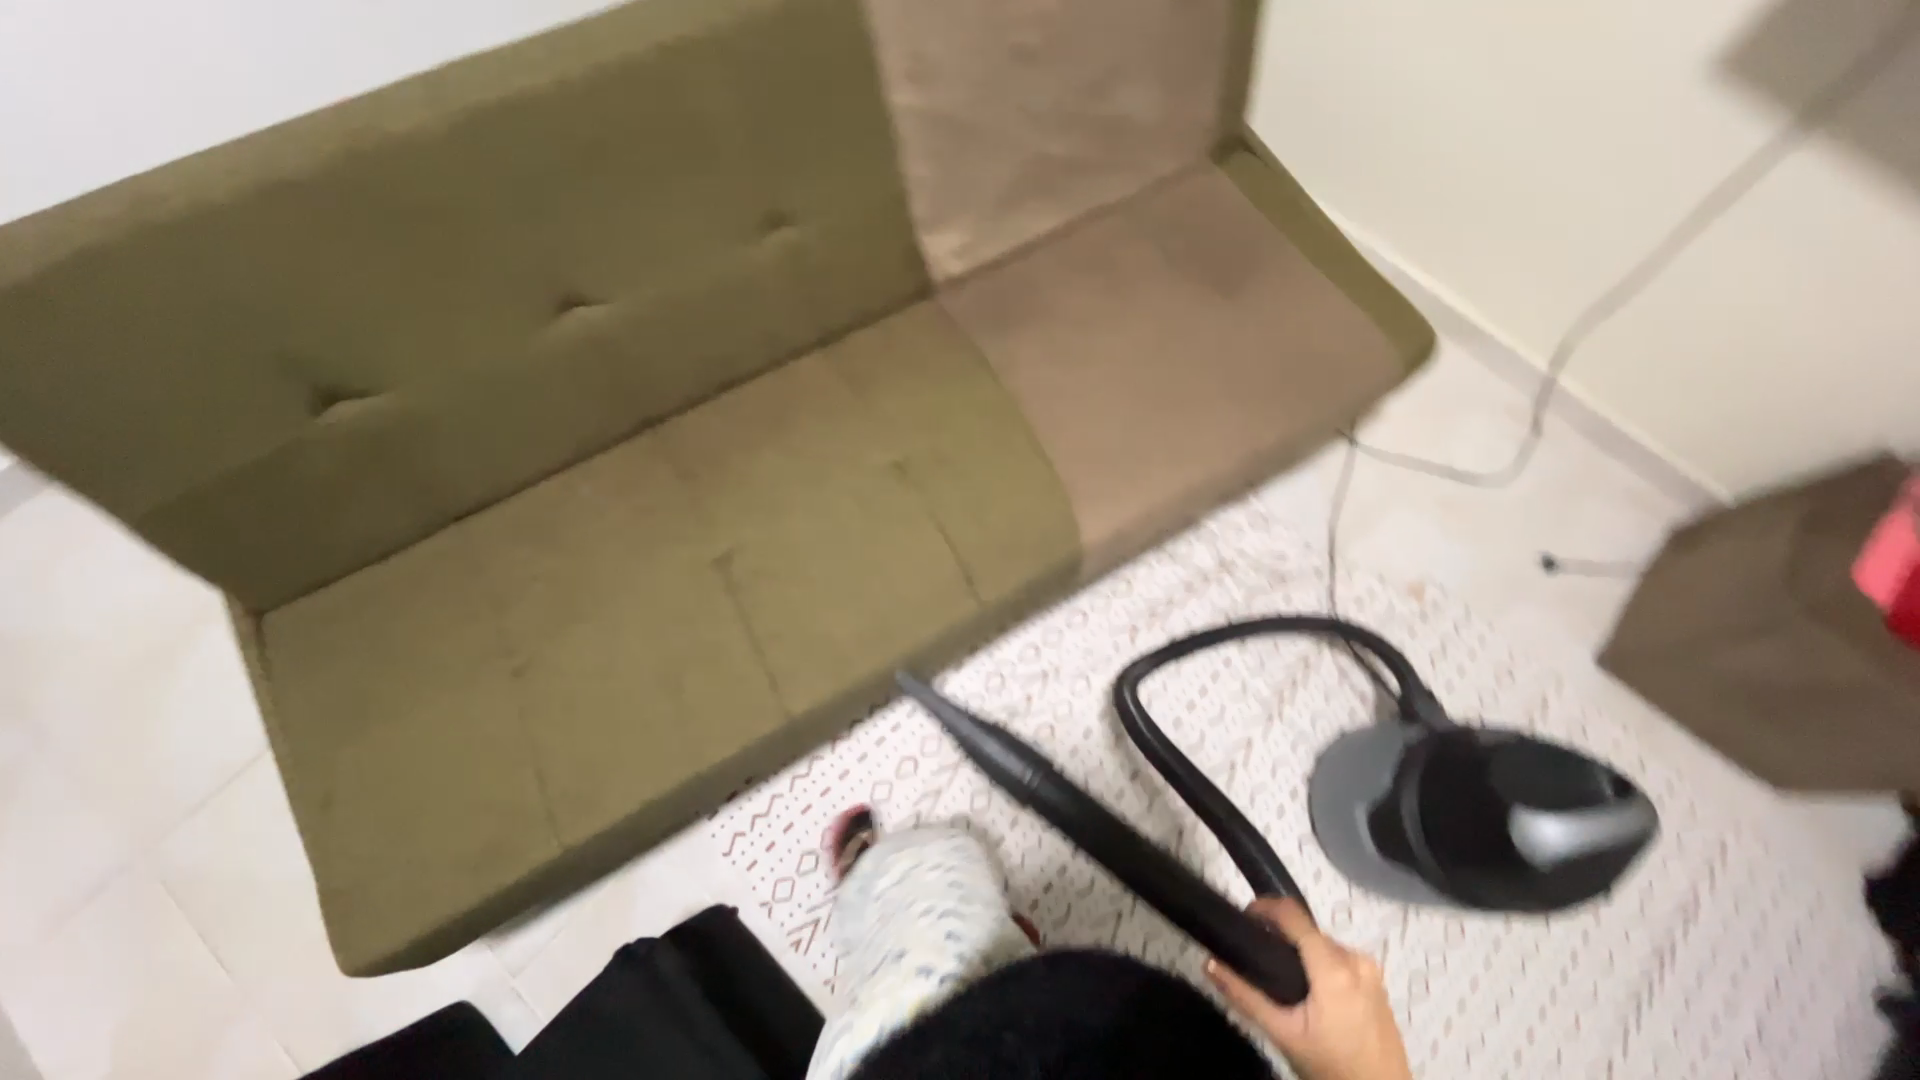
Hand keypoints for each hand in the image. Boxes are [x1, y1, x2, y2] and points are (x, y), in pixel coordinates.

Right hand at [1206, 897, 1412, 1079]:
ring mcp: (1371, 972)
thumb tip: (1209, 964)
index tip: (1242, 917)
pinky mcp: (1378, 985)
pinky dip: (1319, 965)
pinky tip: (1308, 995)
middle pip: (1308, 930)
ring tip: (1278, 978)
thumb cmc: (1333, 1069)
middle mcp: (1356, 959)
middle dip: (1280, 935)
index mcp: (1334, 966)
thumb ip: (1244, 996)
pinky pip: (1340, 959)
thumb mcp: (1283, 1035)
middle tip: (1256, 958)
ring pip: (1324, 944)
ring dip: (1300, 950)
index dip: (1264, 907)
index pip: (1293, 915)